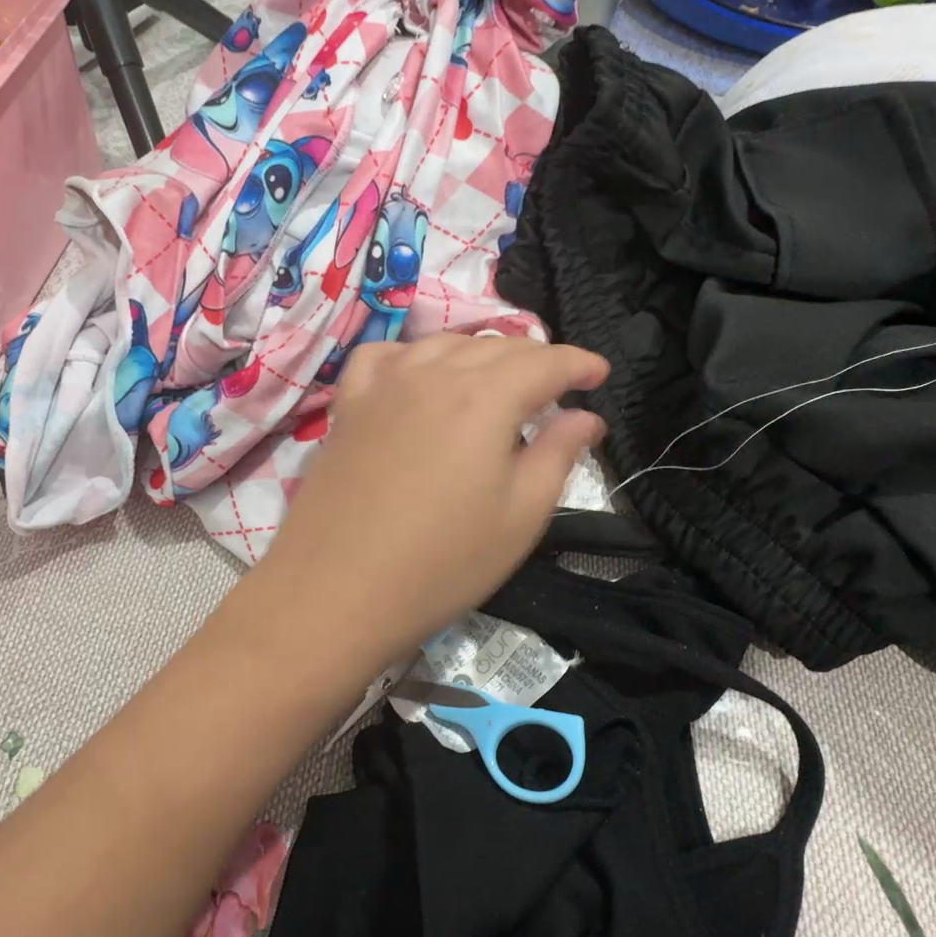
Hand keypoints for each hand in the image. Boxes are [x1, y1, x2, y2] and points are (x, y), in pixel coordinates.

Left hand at [249, 334, 608, 666]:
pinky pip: (384, 356)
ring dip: (480, 354)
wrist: (335, 592)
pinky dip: (413, 356)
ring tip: (497, 383)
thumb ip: (559, 455)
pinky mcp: (347, 406)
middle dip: (535, 360)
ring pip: (443, 345)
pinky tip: (420, 378)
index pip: (545, 361)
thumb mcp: (520, 516)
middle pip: (496, 346)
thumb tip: (586, 417)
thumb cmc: (441, 563)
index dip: (579, 363)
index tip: (600, 375)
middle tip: (555, 389)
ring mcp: (383, 385)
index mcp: (486, 397)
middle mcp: (434, 374)